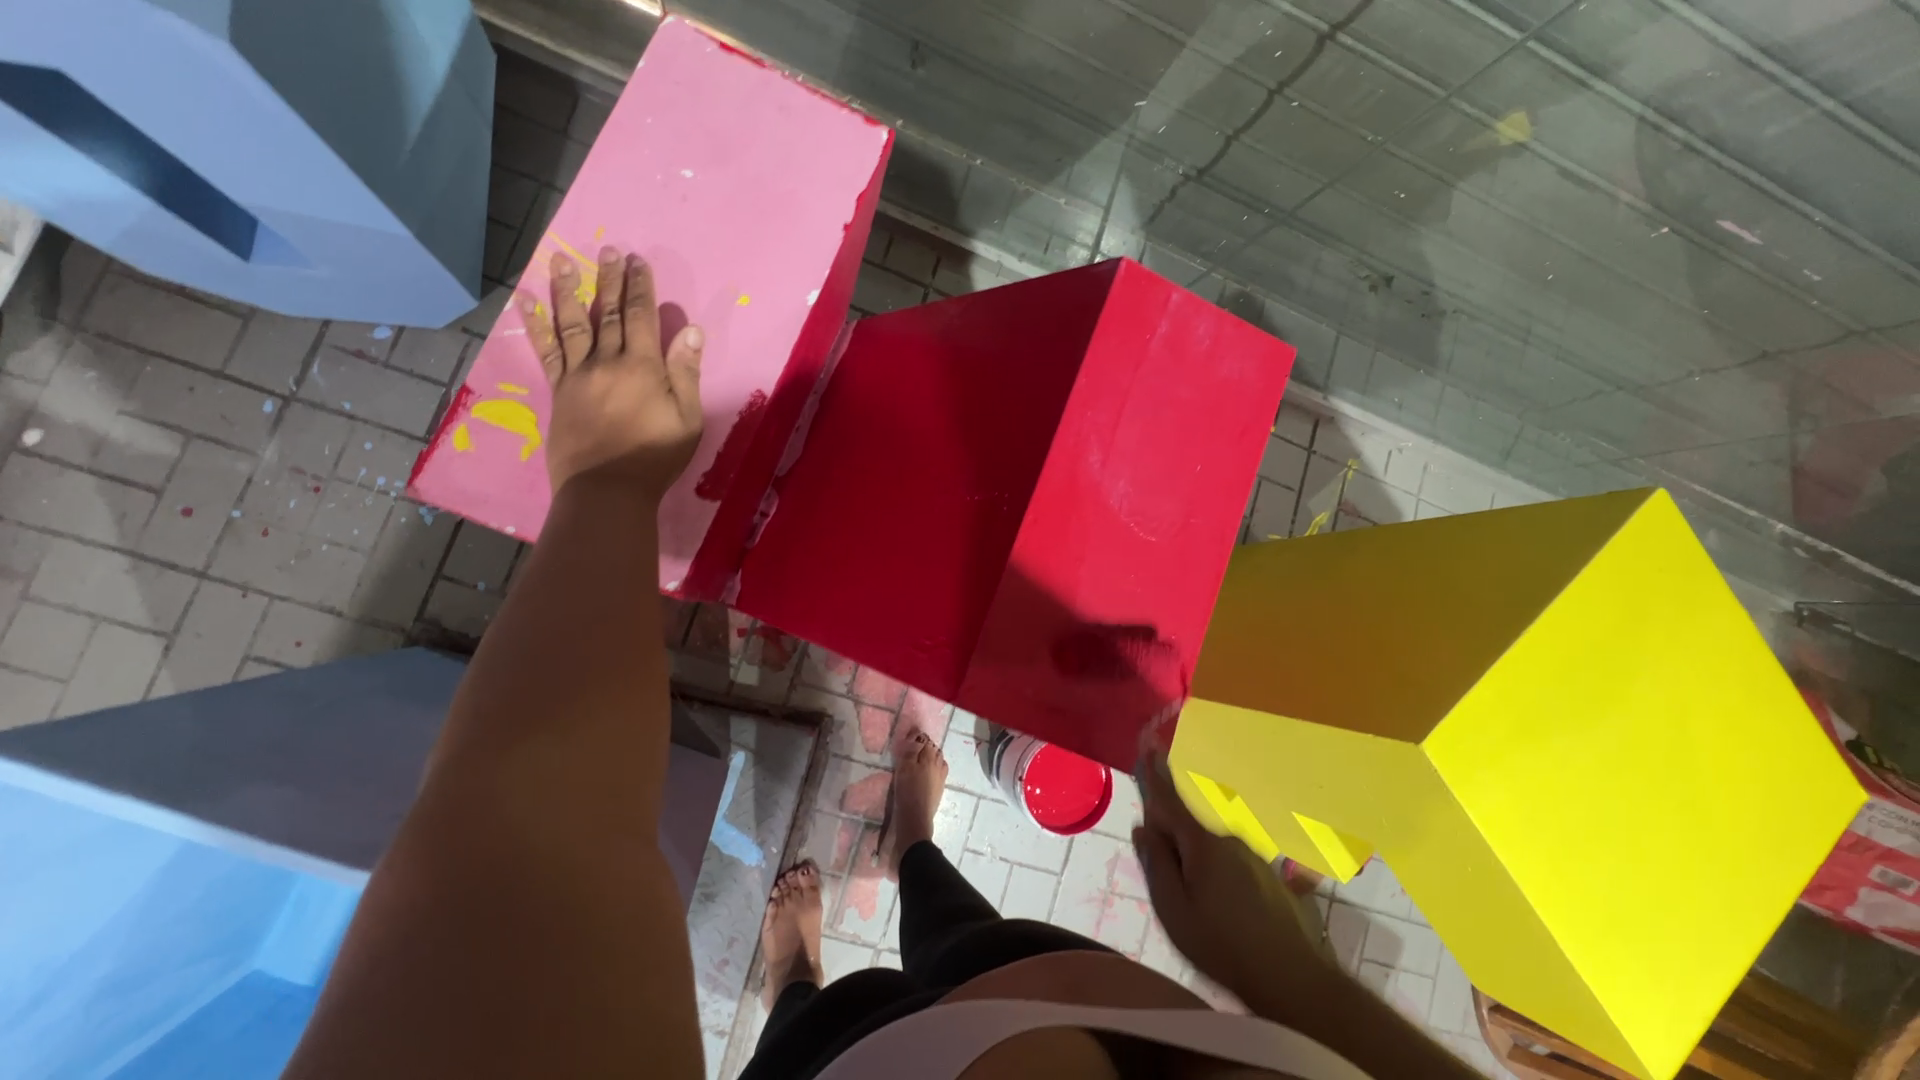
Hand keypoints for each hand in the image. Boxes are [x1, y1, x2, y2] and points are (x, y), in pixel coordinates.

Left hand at [528, 248, 704, 499]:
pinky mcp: (559, 390)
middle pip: (609, 313)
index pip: (642, 317)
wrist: (607, 490)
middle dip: (609, 280)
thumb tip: (691, 331)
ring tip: (564, 259)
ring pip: (573, 323)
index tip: (638, 261)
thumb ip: (686, 374)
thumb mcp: (687, 420)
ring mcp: (578, 375)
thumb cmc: (655, 458)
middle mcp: (608, 362)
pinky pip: (546, 351)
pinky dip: (536, 324)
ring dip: (570, 289)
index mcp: (643, 367)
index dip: (640, 287)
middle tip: (608, 250)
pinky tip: (526, 300)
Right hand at [1132, 749, 1333, 1007]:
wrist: (1292, 979)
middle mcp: (1231, 841)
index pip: (1171, 801)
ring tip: (1194, 906)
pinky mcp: (1271, 880)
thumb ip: (1157, 863)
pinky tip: (1222, 914)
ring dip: (1197, 865)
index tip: (1147, 745)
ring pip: (1212, 851)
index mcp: (1203, 844)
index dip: (1155, 775)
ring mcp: (1256, 860)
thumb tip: (1143, 827)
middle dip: (1172, 839)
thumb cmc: (1221, 945)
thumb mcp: (1173, 909)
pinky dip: (1218, 878)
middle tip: (1163, 877)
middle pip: (1190, 829)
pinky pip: (1232, 867)